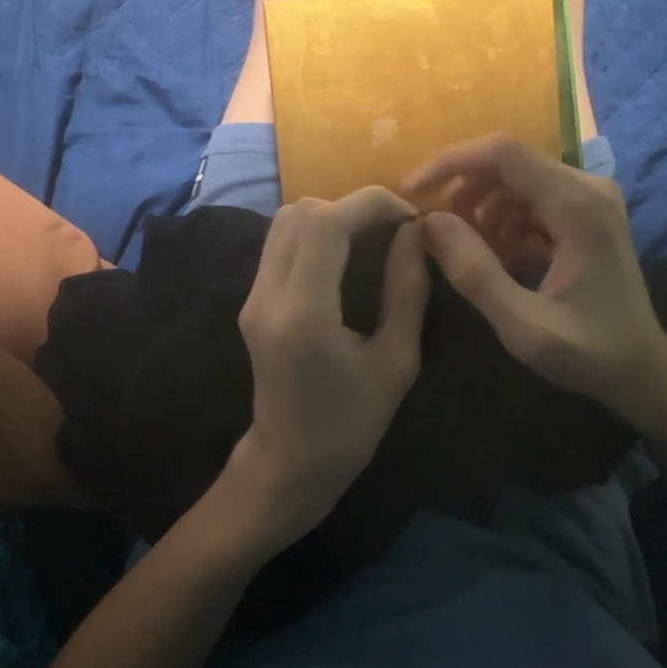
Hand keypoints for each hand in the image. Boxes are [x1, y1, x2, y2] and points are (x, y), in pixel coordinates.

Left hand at [230, 187, 431, 536]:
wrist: (289, 463)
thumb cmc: (351, 424)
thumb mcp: (397, 362)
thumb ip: (406, 290)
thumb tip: (415, 232)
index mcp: (303, 313)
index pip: (327, 222)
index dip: (371, 204)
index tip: (411, 217)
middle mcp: (267, 295)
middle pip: (301, 211)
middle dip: (353, 206)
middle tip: (394, 229)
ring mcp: (252, 296)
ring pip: (285, 221)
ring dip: (332, 215)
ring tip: (373, 238)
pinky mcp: (251, 300)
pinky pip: (280, 243)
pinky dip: (315, 233)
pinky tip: (347, 254)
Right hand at [405, 134, 666, 422]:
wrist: (642, 370)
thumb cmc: (589, 353)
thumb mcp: (523, 325)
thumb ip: (475, 273)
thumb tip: (428, 221)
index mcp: (578, 206)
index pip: (503, 154)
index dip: (450, 163)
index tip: (410, 190)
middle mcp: (589, 188)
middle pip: (508, 161)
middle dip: (461, 186)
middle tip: (429, 225)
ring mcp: (591, 198)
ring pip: (517, 177)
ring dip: (480, 203)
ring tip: (462, 247)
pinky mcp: (587, 213)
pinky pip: (532, 197)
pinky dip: (503, 218)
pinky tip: (495, 255)